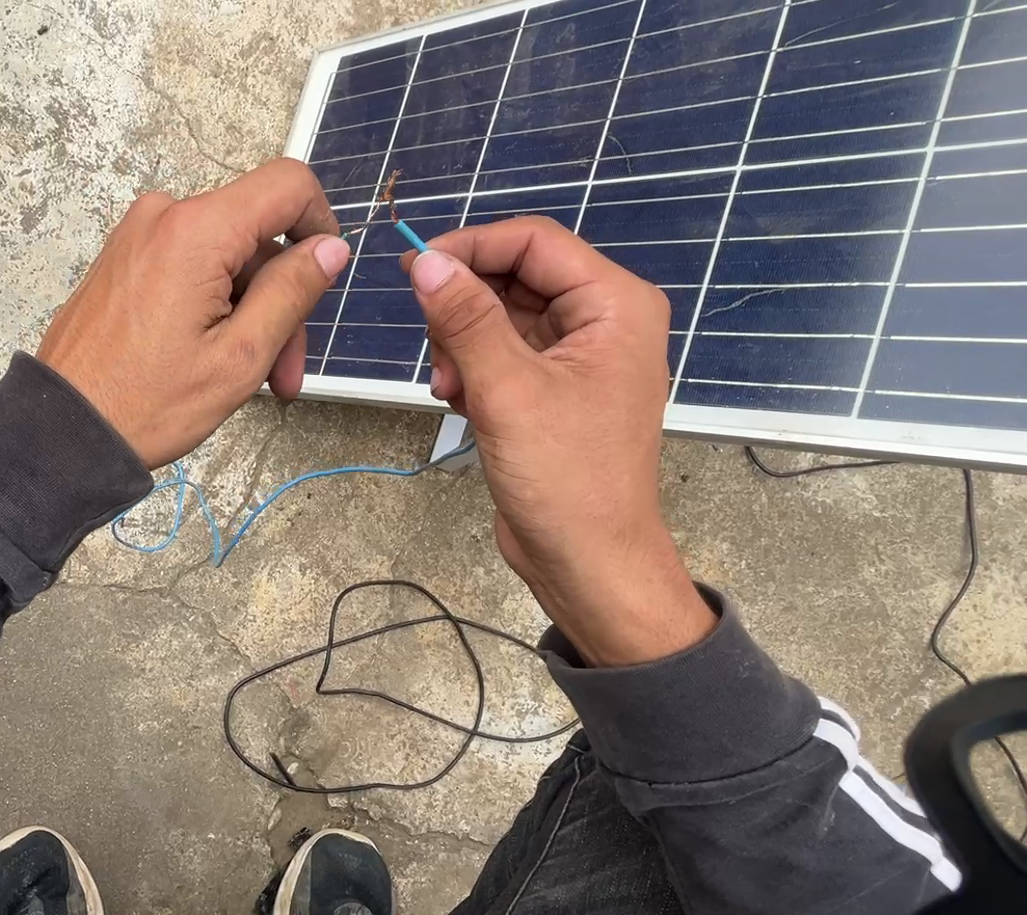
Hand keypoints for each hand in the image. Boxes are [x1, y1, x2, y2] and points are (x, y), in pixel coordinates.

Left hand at [39, 158, 350, 467]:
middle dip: (281, 302)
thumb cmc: (145, 405)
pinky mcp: (124, 261)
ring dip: (248, 315)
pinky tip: (214, 360)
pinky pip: (189, 269)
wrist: (62, 430)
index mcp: (196, 231)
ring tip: (254, 382)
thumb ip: (291, 293)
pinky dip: (213, 308)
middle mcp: (163, 216)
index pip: (287, 184)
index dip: (320, 225)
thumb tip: (330, 247)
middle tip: (284, 375)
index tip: (325, 278)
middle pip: (255, 237)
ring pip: (225, 260)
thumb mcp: (238, 357)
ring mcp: (138, 237)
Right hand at [403, 217, 715, 666]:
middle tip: (437, 353)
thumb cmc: (563, 476)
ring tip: (449, 389)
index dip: (470, 247)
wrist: (586, 559)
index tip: (412, 270)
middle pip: (514, 278)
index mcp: (614, 304)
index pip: (533, 243)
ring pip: (500, 318)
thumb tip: (425, 262)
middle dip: (465, 309)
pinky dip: (472, 370)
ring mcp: (575, 357)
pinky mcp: (550, 390)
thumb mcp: (508, 390)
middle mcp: (600, 320)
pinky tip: (457, 401)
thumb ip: (467, 320)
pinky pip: (501, 354)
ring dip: (462, 344)